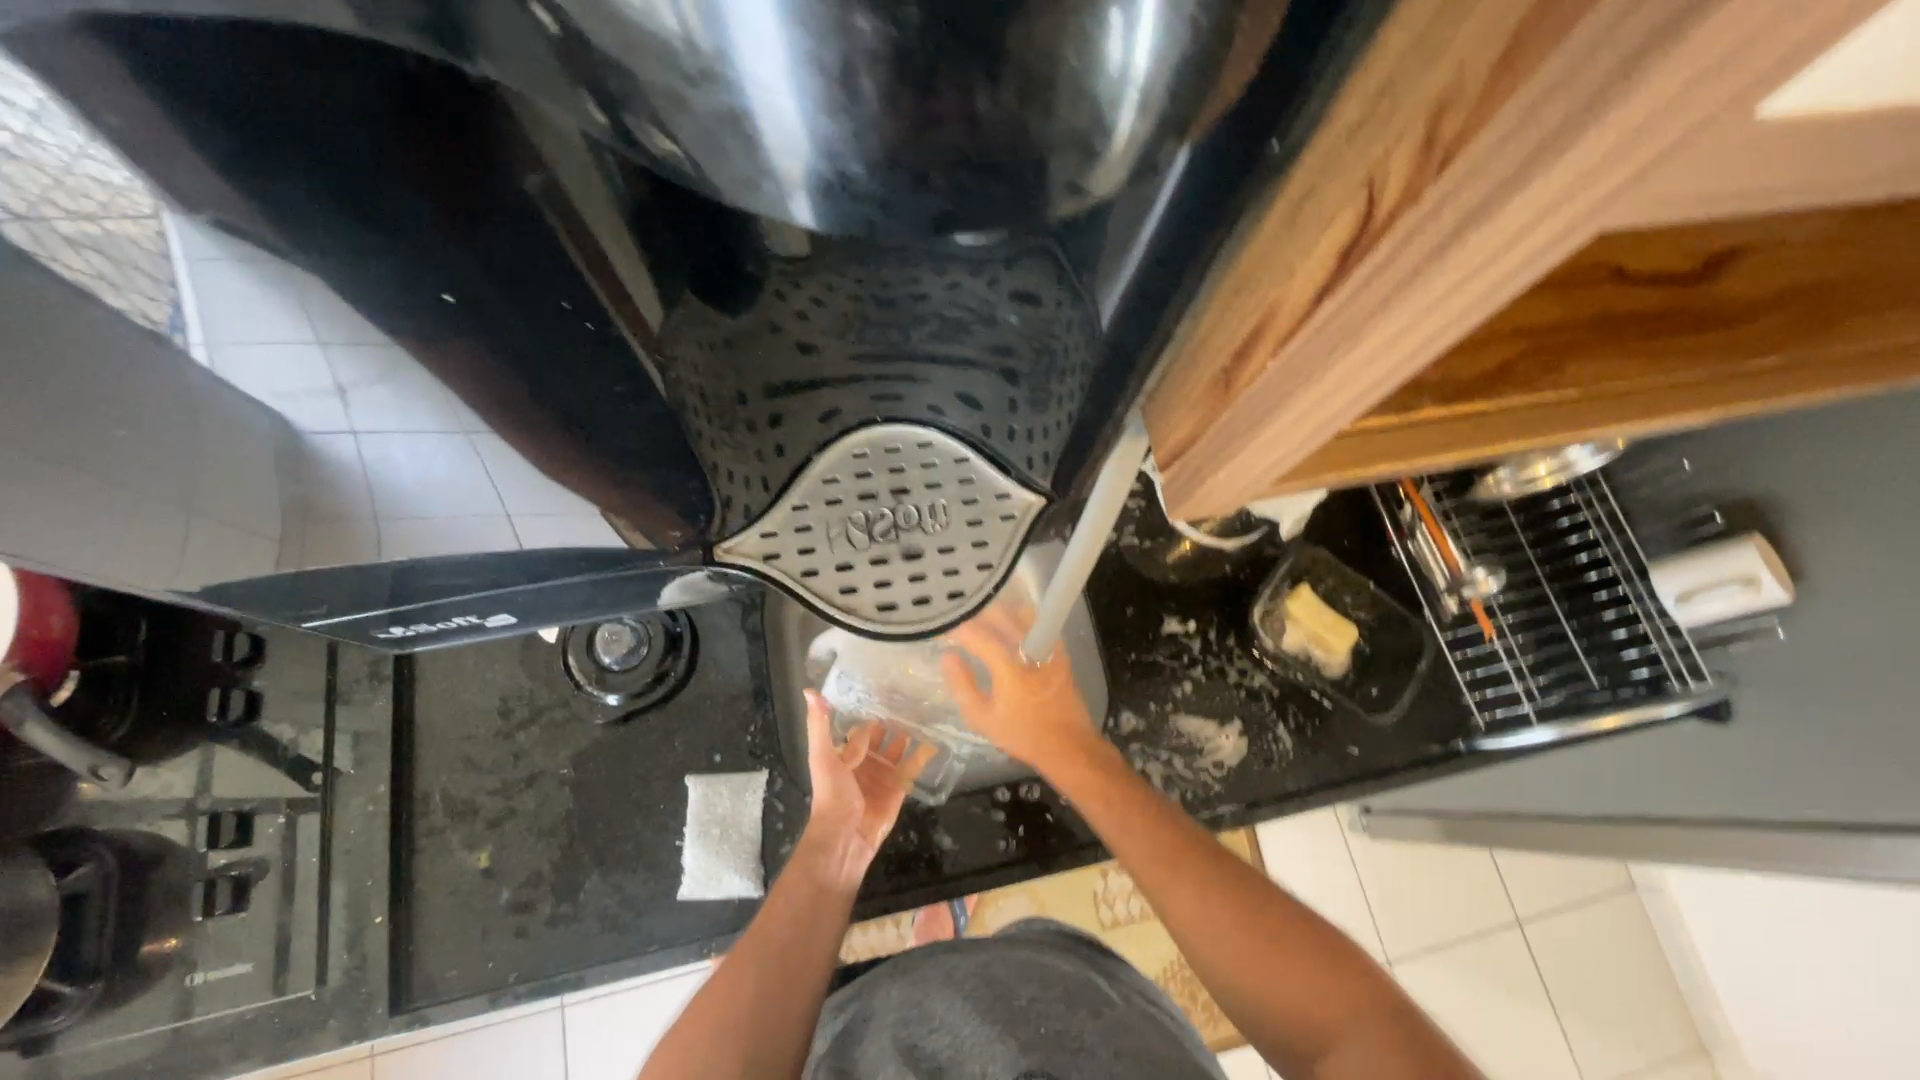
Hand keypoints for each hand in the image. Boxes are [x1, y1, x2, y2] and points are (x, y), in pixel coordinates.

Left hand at [799, 689, 929, 888]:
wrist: (845, 835)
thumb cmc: (831, 793)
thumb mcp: (822, 755)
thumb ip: (818, 725)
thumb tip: (810, 691)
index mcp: (845, 753)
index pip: (860, 727)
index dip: (871, 709)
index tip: (888, 685)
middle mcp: (865, 762)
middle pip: (882, 736)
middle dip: (894, 718)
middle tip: (913, 692)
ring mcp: (883, 775)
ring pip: (899, 748)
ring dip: (910, 733)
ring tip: (927, 710)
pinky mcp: (899, 788)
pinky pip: (912, 767)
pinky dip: (923, 754)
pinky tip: (935, 739)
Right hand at [939, 605, 1099, 770]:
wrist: (1069, 744)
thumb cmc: (1022, 734)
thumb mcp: (982, 718)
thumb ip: (962, 685)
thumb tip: (947, 656)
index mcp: (1009, 667)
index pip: (977, 634)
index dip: (956, 629)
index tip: (940, 628)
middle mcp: (1029, 649)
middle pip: (1000, 615)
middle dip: (975, 614)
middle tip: (957, 621)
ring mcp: (1047, 646)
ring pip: (1019, 612)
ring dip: (997, 611)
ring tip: (979, 620)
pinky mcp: (1058, 649)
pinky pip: (1036, 622)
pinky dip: (1018, 616)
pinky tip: (1006, 625)